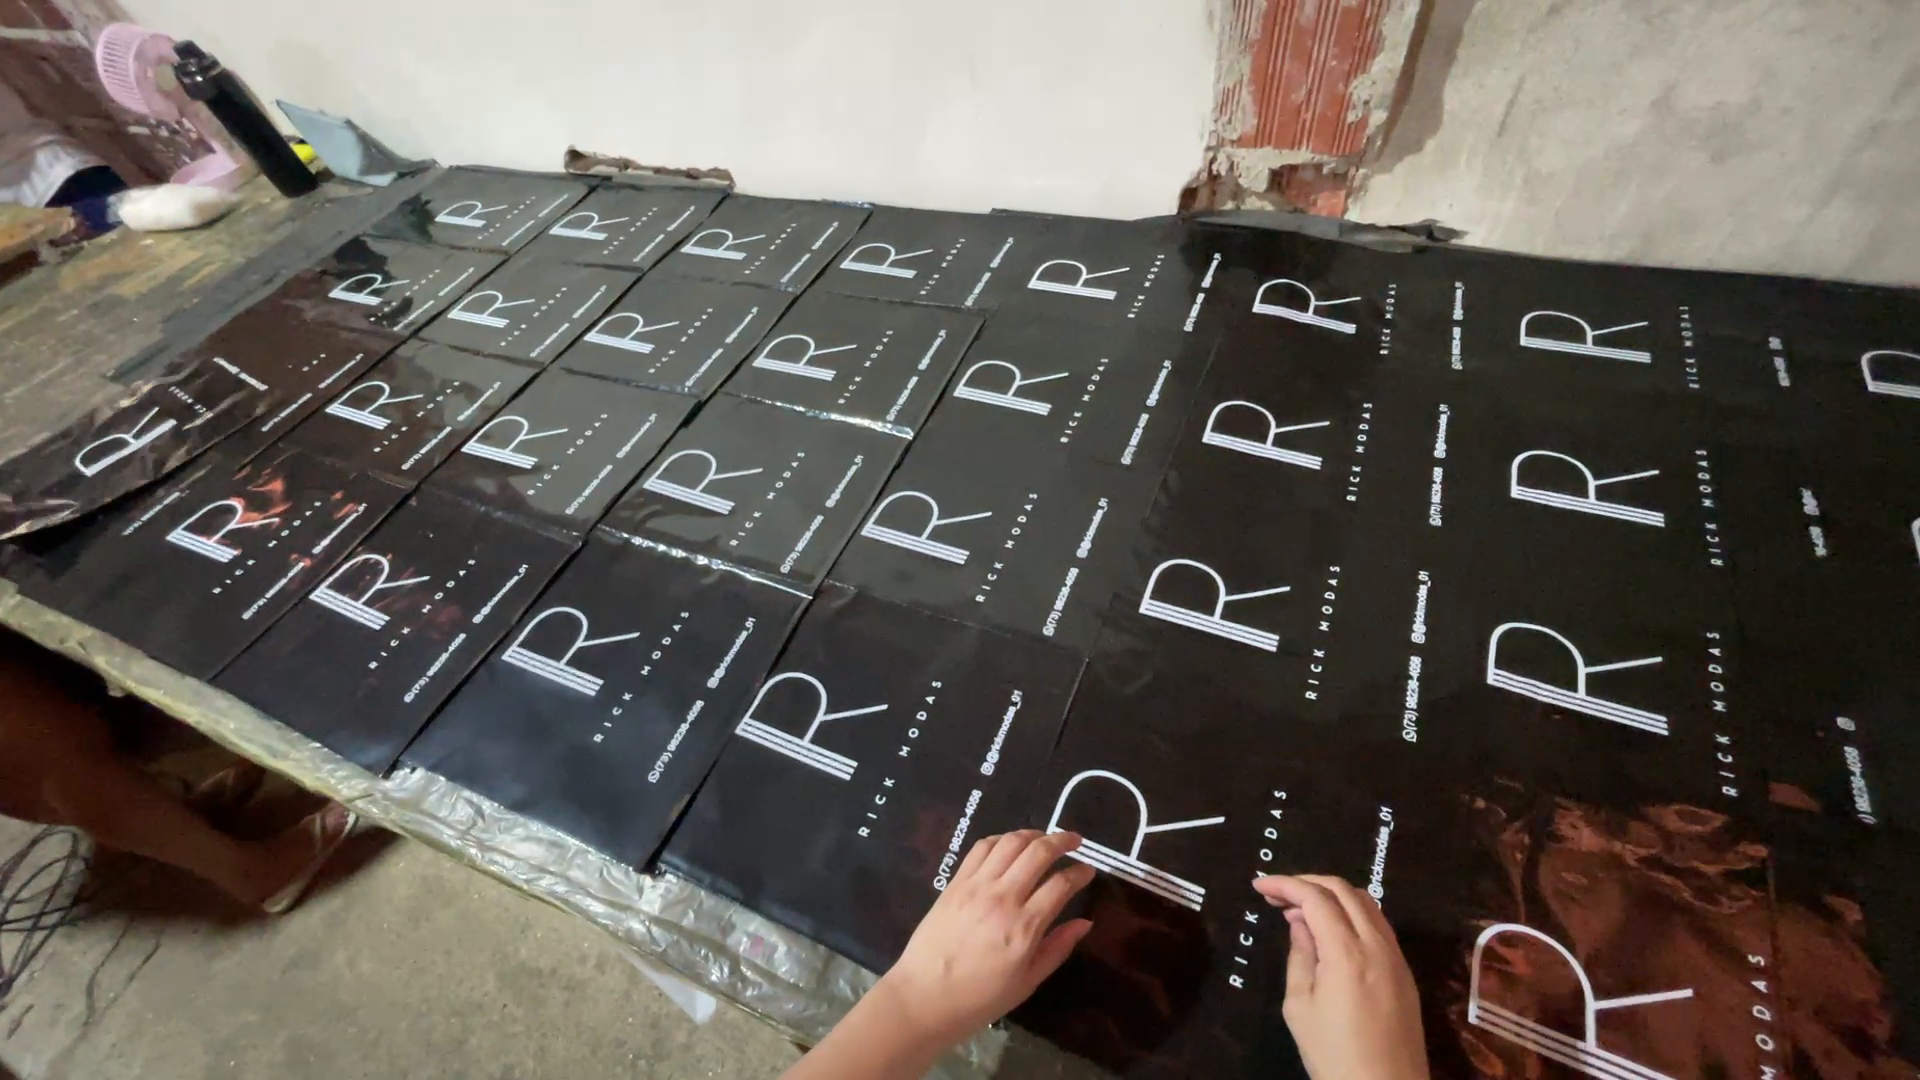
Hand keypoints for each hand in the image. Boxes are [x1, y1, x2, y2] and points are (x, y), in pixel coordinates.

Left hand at [877, 830, 1095, 1047]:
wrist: (925, 996)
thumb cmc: (980, 998)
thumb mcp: (1027, 982)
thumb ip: (1057, 948)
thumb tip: (1085, 922)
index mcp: (1025, 927)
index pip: (1061, 885)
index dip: (1079, 873)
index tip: (1088, 870)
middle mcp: (1003, 898)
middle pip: (1038, 852)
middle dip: (1062, 841)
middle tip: (1075, 841)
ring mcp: (978, 885)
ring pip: (1011, 842)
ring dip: (1033, 833)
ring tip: (1045, 837)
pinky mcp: (957, 880)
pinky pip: (982, 847)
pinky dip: (1001, 839)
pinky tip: (1010, 843)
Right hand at [1256, 874, 1429, 1079]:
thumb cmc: (1334, 1057)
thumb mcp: (1300, 1006)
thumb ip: (1299, 955)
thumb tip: (1299, 923)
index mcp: (1348, 954)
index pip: (1315, 898)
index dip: (1284, 884)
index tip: (1258, 886)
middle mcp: (1377, 947)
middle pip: (1343, 890)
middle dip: (1306, 883)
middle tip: (1277, 895)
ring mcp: (1396, 960)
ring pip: (1365, 903)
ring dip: (1331, 896)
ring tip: (1301, 911)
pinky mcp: (1405, 975)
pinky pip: (1378, 925)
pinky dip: (1350, 913)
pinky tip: (1330, 931)